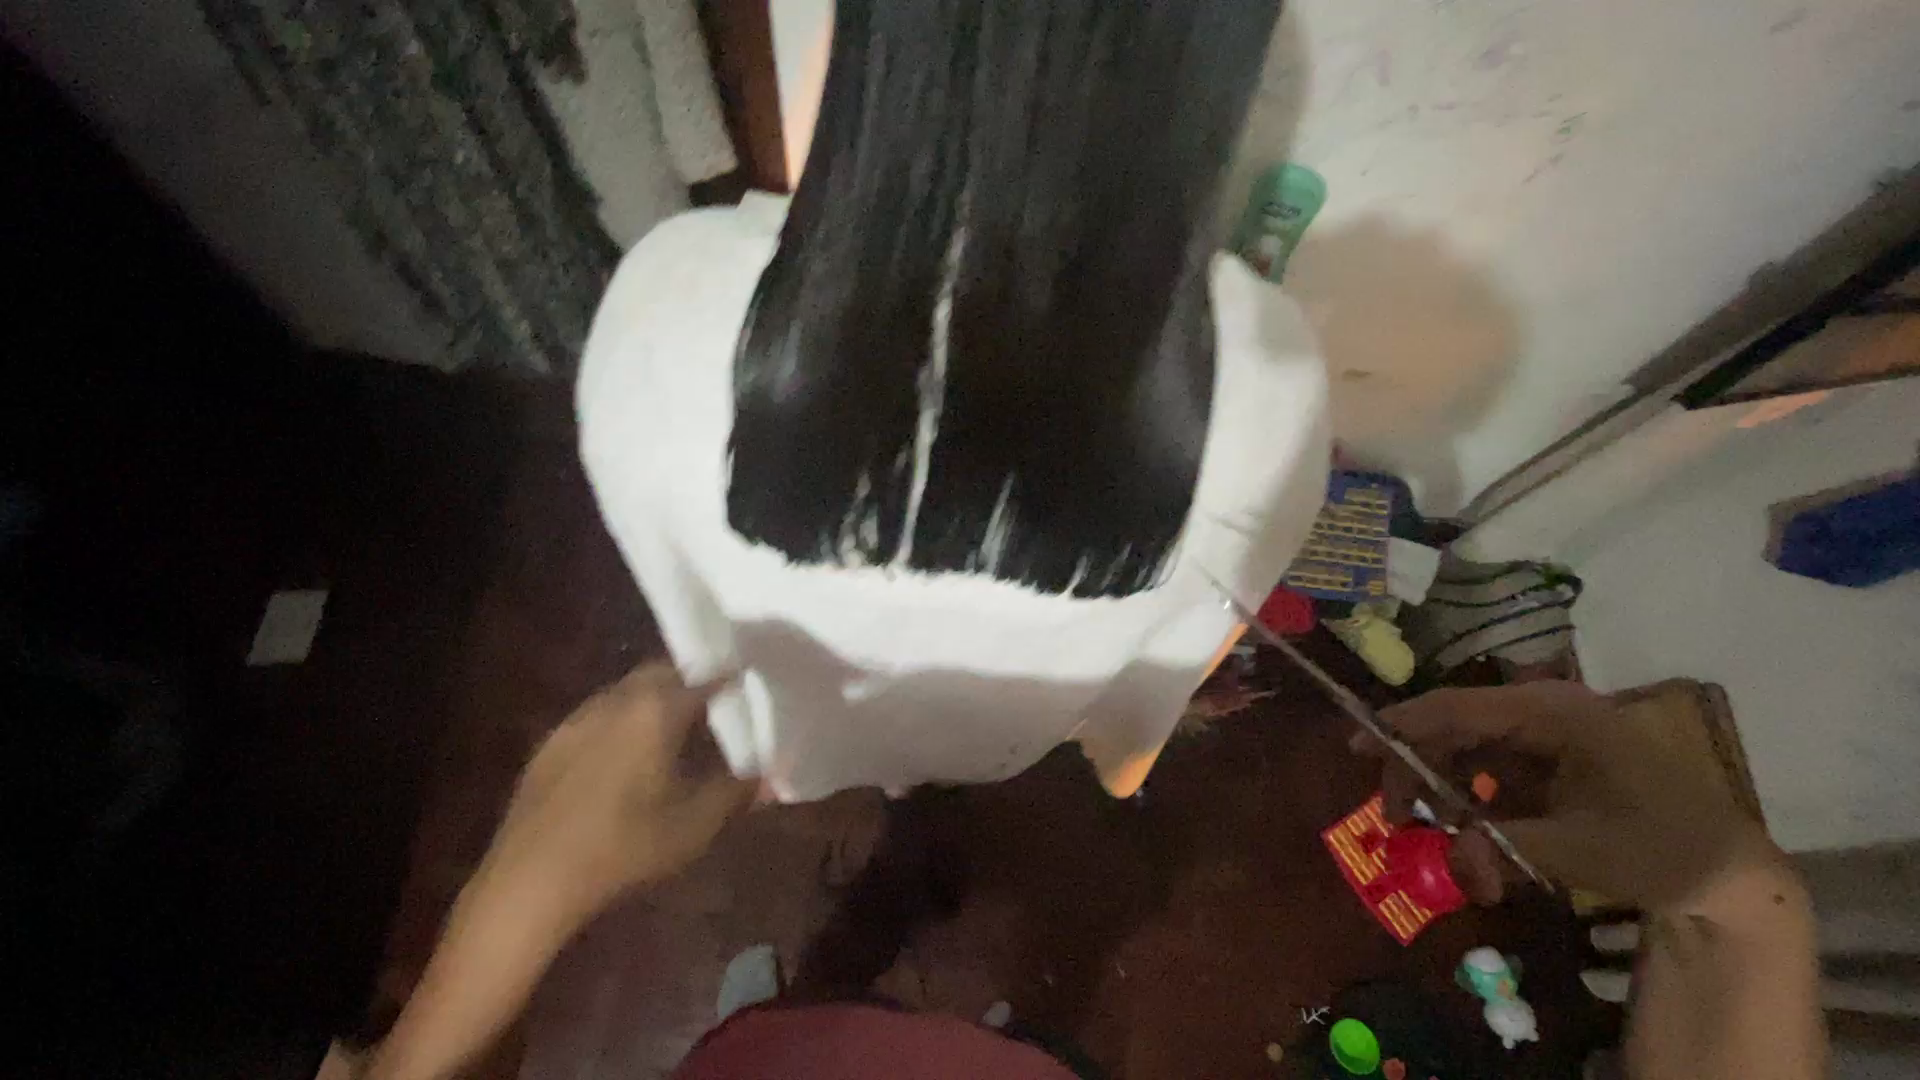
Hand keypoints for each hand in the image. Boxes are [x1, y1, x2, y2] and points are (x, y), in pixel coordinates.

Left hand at [473, 663, 755, 926]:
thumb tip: (769, 780)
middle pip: (657, 673)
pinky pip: (595, 717)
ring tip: (668, 727)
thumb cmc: (625, 847)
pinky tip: (622, 756)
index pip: (701, 679)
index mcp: (656, 712)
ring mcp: (576, 721)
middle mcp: (616, 703)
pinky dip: (618, 722)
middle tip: (708, 699)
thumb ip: (735, 794)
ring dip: (648, 699)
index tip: (742, 679)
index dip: (726, 678)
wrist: (531, 881)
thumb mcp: (694, 826)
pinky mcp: (549, 746)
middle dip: (685, 680)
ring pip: (622, 692)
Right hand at [1355, 681, 1780, 911]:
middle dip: (1415, 766)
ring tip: (1423, 829)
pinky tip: (1460, 826)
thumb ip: (1504, 848)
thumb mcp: (1582, 852)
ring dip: (1437, 784)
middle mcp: (1542, 711)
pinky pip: (1484, 765)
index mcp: (1554, 713)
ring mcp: (1543, 733)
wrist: (1727, 874)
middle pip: (1453, 725)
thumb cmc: (1662, 851)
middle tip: (1392, 813)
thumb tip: (1450, 854)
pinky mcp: (1544, 758)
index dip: (1402, 724)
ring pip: (1462, 745)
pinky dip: (1463, 794)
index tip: (1357, 746)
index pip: (1458, 706)